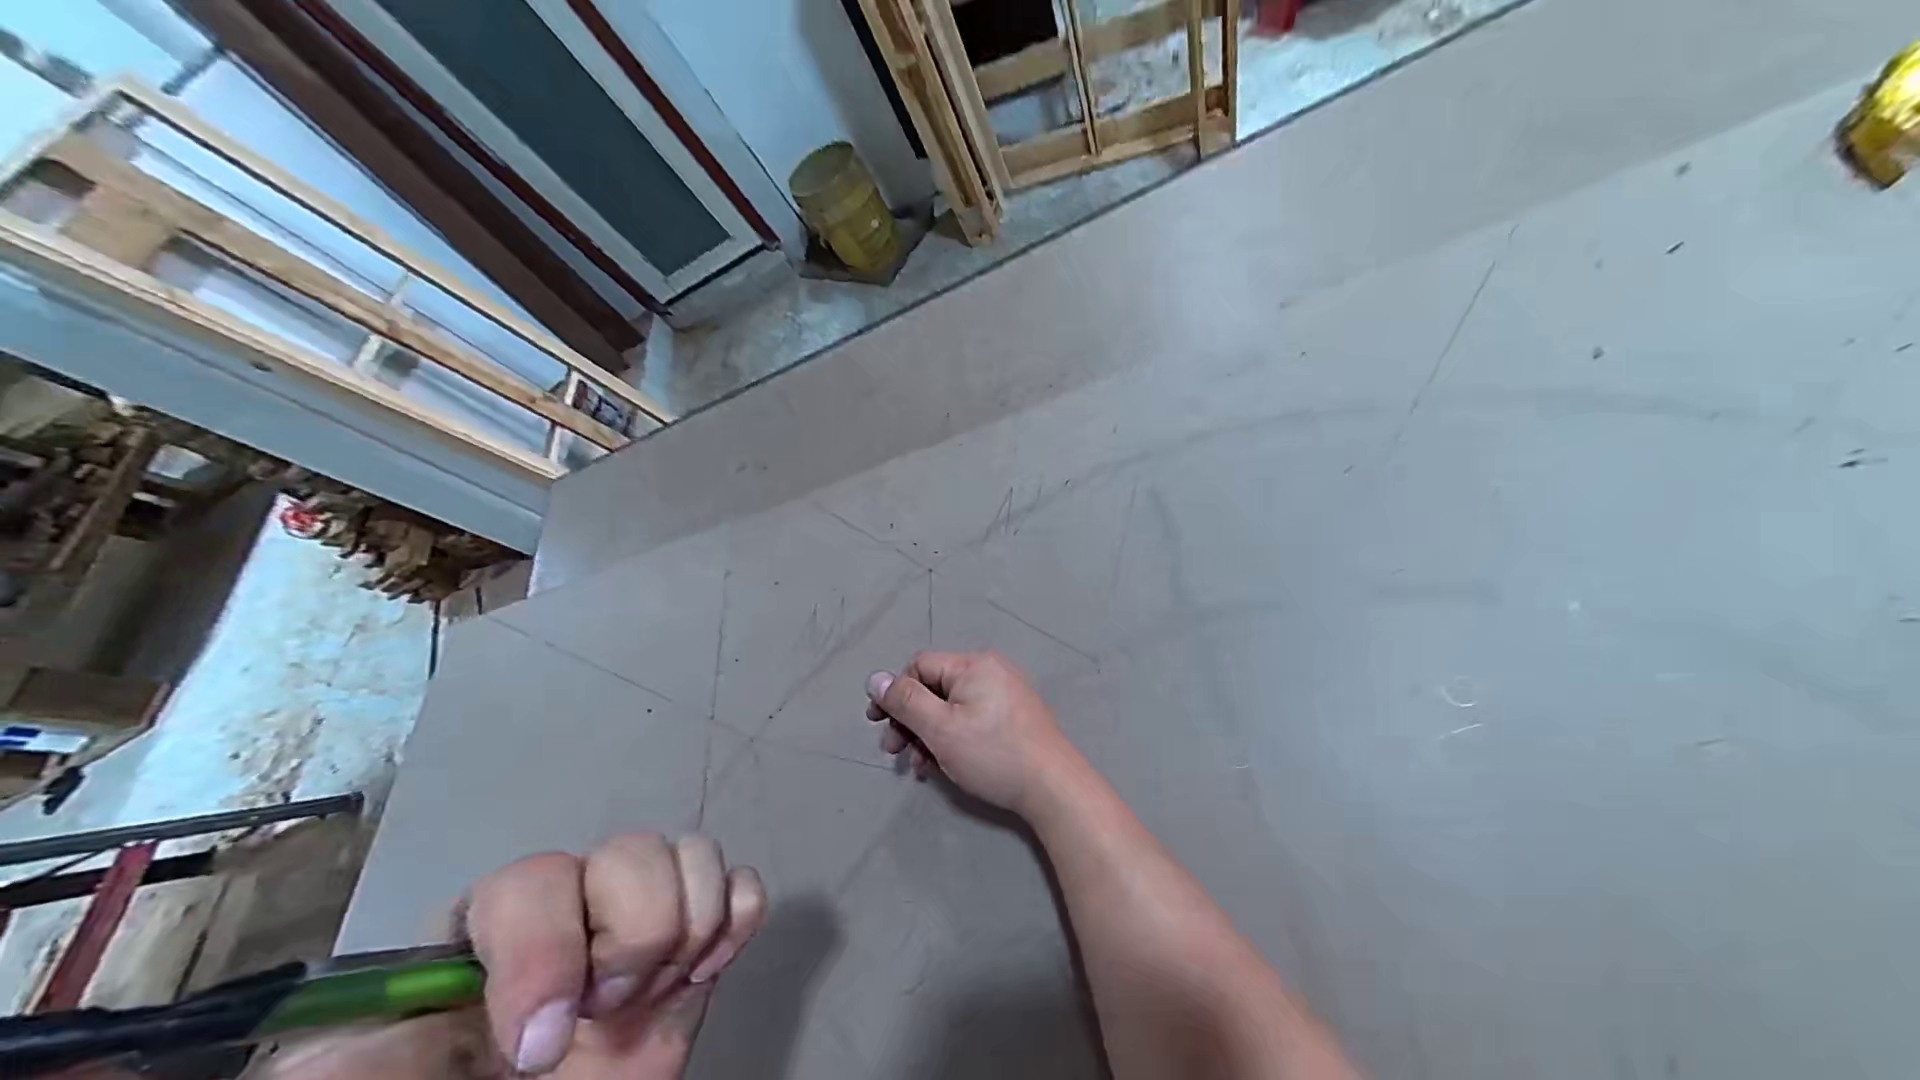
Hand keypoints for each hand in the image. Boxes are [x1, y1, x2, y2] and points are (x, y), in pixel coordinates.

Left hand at [266, 834, 764, 1079]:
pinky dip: (736, 917)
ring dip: (685, 928)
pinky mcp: (697, 942)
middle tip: (606, 1009)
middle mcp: (571, 908)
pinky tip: (704, 969)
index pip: (529, 882)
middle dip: (632, 936)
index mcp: (486, 932)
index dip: (545, 951)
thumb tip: (107, 1067)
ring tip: (652, 995)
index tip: (541, 1046)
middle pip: (630, 850)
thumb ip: (325, 1057)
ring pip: (691, 854)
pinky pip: (740, 885)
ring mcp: (641, 921)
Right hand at [866, 651, 1084, 815]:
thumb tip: (875, 678)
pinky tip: (944, 765)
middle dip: (910, 719)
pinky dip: (952, 738)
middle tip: (894, 751)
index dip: (894, 694)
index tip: (878, 725)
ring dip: (928, 734)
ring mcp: (1006, 694)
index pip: (919, 667)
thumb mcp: (941, 729)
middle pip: (935, 687)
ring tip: (921, 765)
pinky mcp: (1014, 718)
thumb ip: (905, 702)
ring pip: (951, 707)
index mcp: (973, 665)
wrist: (1054, 788)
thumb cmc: (994, 754)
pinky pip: (972, 718)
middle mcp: (991, 671)